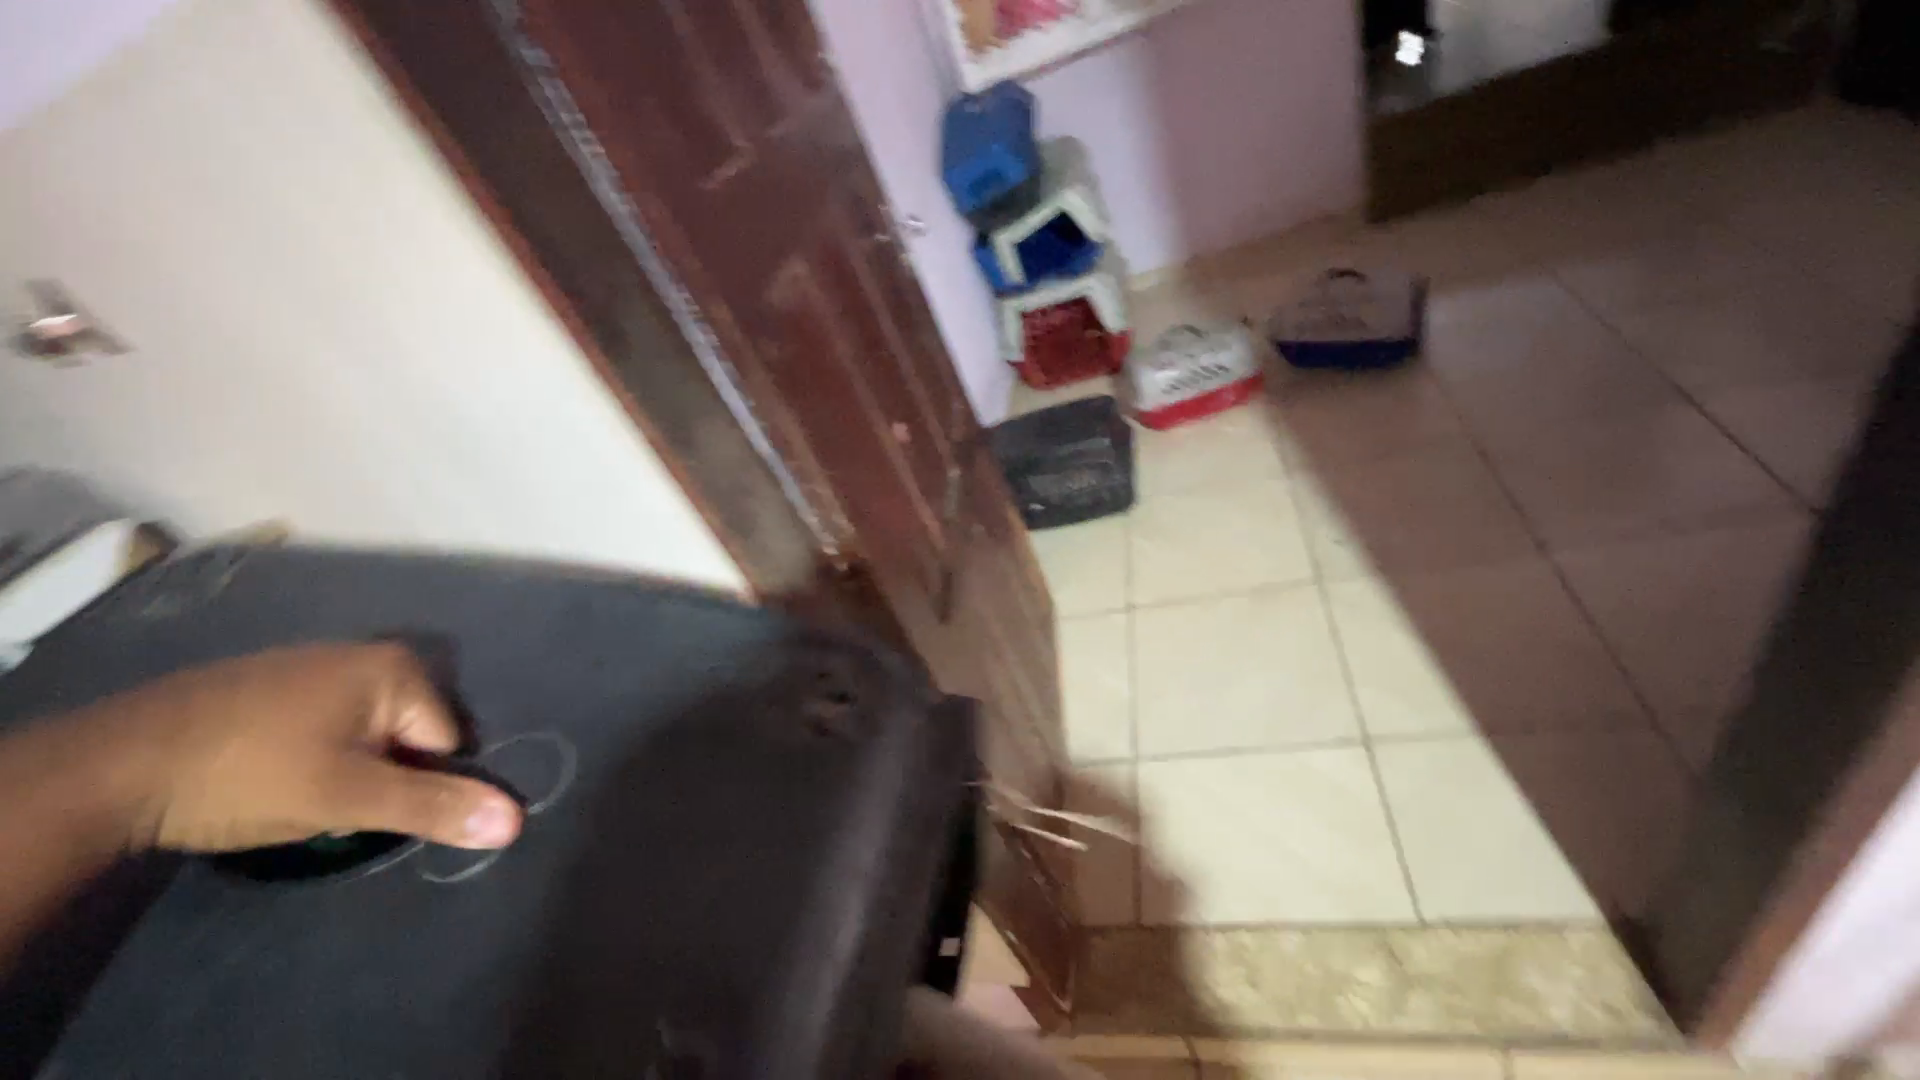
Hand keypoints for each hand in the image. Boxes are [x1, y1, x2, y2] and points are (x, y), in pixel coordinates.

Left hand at [66, 644, 522, 853]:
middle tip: (326, 797)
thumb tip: (516, 821)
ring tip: (294, 789)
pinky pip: (329, 721)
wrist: (108, 768)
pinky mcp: (274, 681)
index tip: (357, 801)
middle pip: (411, 734)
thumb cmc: (249, 774)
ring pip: (369, 732)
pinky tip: (270, 772)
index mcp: (396, 668)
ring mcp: (316, 662)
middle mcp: (366, 652)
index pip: (448, 743)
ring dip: (350, 766)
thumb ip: (435, 806)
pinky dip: (315, 752)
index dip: (413, 783)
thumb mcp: (348, 799)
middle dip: (383, 773)